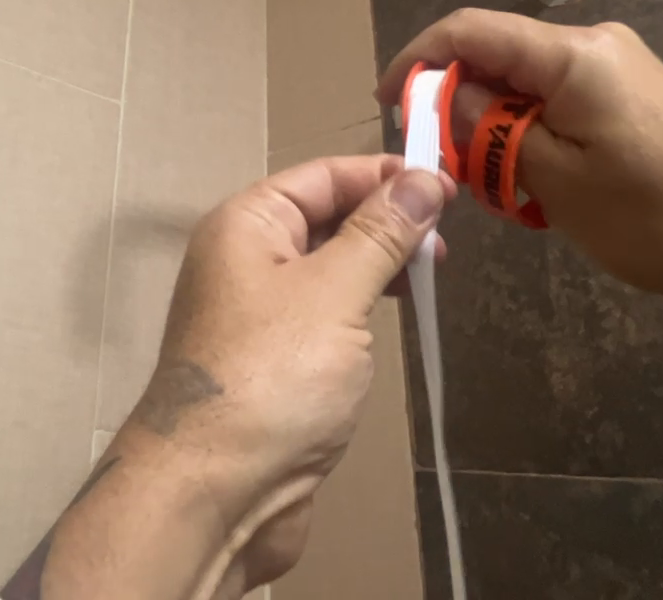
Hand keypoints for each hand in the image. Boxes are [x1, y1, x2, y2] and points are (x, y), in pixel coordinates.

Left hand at [115, 155, 456, 589]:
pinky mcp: (273, 353)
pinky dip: (360, 300)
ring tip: (431, 271)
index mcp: (246, 223)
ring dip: (377, 260)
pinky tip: (393, 307)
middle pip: (323, 215)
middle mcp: (245, 255)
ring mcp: (257, 307)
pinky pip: (323, 307)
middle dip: (384, 218)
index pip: (322, 176)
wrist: (216, 488)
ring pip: (326, 262)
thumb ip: (379, 234)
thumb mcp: (335, 293)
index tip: (444, 183)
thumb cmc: (274, 373)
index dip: (383, 175)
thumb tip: (421, 179)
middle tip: (446, 238)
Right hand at [378, 9, 662, 302]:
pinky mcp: (625, 91)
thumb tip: (449, 94)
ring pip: (519, 80)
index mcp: (573, 55)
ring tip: (489, 179)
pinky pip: (550, 97)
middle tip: (439, 157)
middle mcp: (592, 44)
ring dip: (490, 123)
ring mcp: (613, 65)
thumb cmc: (655, 217)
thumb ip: (486, 126)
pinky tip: (529, 175)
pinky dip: (523, 129)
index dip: (417, 59)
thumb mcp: (552, 177)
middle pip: (493, 54)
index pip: (468, 31)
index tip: (388, 102)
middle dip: (455, 101)